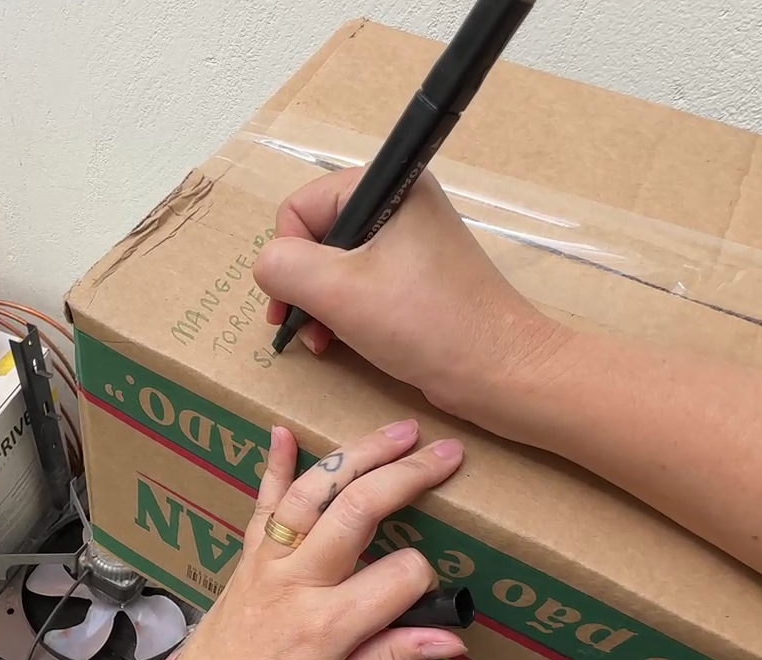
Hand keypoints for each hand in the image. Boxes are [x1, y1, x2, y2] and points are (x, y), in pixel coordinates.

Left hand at [125, 421, 466, 659]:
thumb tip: (454, 637)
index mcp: (326, 627)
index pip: (401, 576)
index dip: (428, 579)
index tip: (430, 596)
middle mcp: (294, 583)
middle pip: (357, 510)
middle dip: (406, 475)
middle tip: (447, 451)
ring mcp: (263, 565)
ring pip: (310, 494)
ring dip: (353, 455)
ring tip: (395, 431)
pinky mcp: (243, 562)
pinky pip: (261, 507)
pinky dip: (272, 467)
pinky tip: (281, 431)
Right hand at [253, 167, 572, 424]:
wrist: (496, 370)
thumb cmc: (423, 324)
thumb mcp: (339, 291)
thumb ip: (285, 268)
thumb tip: (265, 265)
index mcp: (389, 187)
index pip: (302, 206)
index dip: (286, 255)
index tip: (288, 304)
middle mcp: (398, 204)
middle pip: (315, 236)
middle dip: (299, 285)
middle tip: (298, 327)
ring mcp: (406, 243)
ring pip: (332, 265)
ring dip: (315, 305)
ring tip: (320, 341)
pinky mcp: (412, 278)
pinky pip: (356, 286)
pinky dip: (338, 314)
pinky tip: (337, 342)